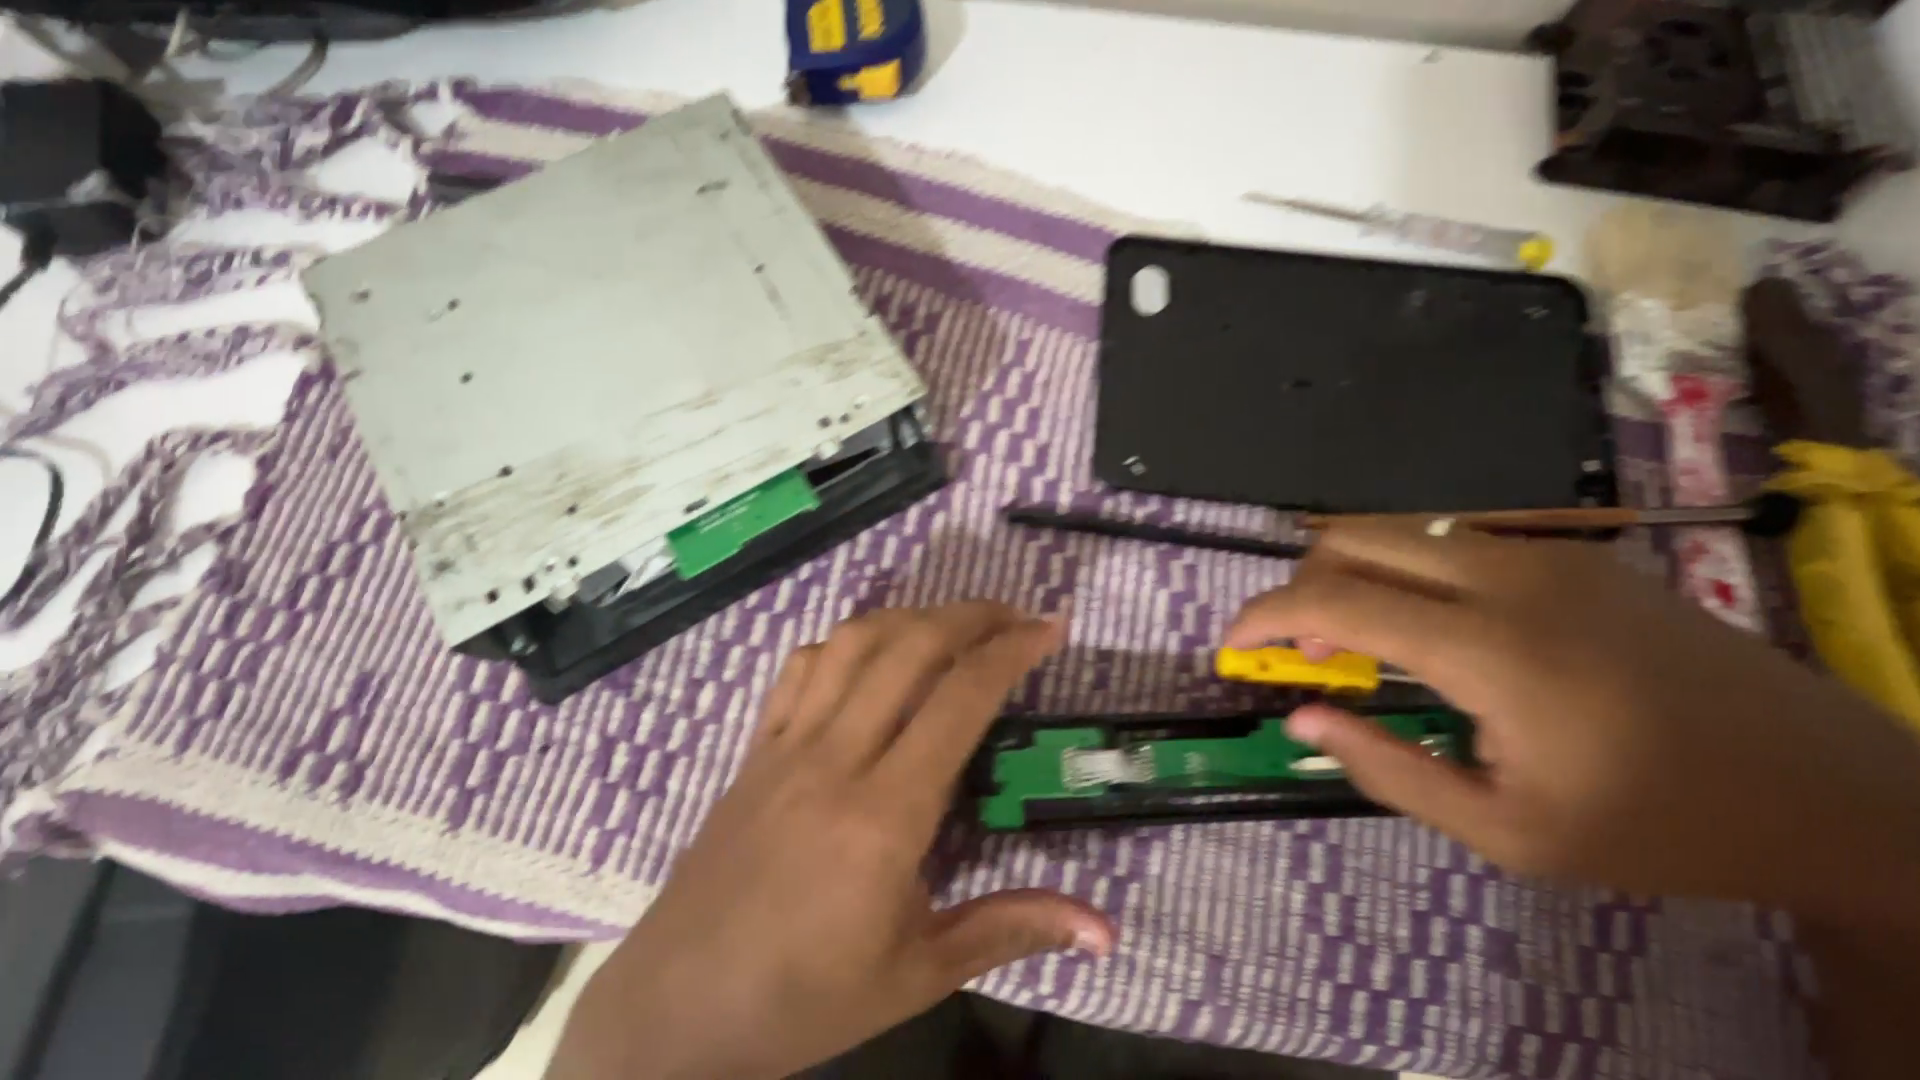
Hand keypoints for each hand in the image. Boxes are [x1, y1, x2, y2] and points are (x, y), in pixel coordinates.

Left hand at [548, 603, 1112, 1079]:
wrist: (679, 1008)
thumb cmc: (806, 997)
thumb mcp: (920, 973)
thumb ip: (1011, 928)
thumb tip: (1106, 930)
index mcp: (885, 813)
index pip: (959, 699)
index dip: (1011, 650)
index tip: (1051, 629)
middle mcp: (835, 759)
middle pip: (908, 648)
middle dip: (971, 616)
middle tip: (1016, 615)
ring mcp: (785, 747)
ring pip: (851, 644)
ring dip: (910, 617)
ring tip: (953, 624)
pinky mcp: (752, 752)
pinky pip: (798, 670)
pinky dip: (844, 643)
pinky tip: (870, 655)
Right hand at [1227, 524, 1919, 923]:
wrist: (1830, 787)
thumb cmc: (1659, 826)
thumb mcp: (1508, 833)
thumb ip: (1388, 769)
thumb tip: (1303, 717)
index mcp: (1490, 648)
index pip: (1333, 599)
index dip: (1262, 618)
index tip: (1231, 650)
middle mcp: (1508, 575)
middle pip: (1353, 537)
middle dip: (1298, 587)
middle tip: (1300, 655)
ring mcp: (1547, 553)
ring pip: (1398, 529)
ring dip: (1350, 576)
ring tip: (1357, 649)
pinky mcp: (1574, 554)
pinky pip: (1450, 540)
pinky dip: (1402, 573)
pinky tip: (1426, 632)